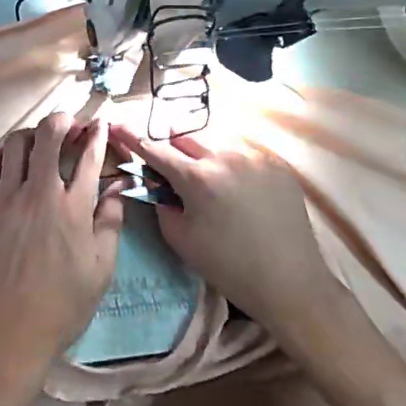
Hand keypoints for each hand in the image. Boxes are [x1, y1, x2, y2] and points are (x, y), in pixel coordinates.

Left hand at [0, 114, 125, 376]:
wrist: (8, 329)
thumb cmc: (63, 303)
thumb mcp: (101, 267)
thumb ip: (110, 220)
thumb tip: (117, 187)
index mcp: (73, 207)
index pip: (89, 156)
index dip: (97, 134)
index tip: (100, 124)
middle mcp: (40, 192)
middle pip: (49, 135)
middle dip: (64, 121)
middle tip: (72, 125)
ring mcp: (7, 198)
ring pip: (16, 143)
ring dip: (33, 133)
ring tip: (42, 140)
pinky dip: (4, 153)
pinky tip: (13, 159)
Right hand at [109, 126, 337, 330]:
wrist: (290, 281)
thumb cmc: (228, 266)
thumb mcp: (181, 239)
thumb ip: (162, 204)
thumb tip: (157, 185)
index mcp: (197, 177)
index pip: (155, 148)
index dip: (131, 137)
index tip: (115, 124)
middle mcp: (226, 156)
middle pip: (186, 137)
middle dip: (172, 148)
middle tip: (170, 169)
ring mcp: (256, 156)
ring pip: (216, 142)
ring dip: (204, 156)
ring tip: (210, 184)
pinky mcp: (277, 164)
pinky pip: (244, 153)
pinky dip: (231, 164)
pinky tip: (238, 190)